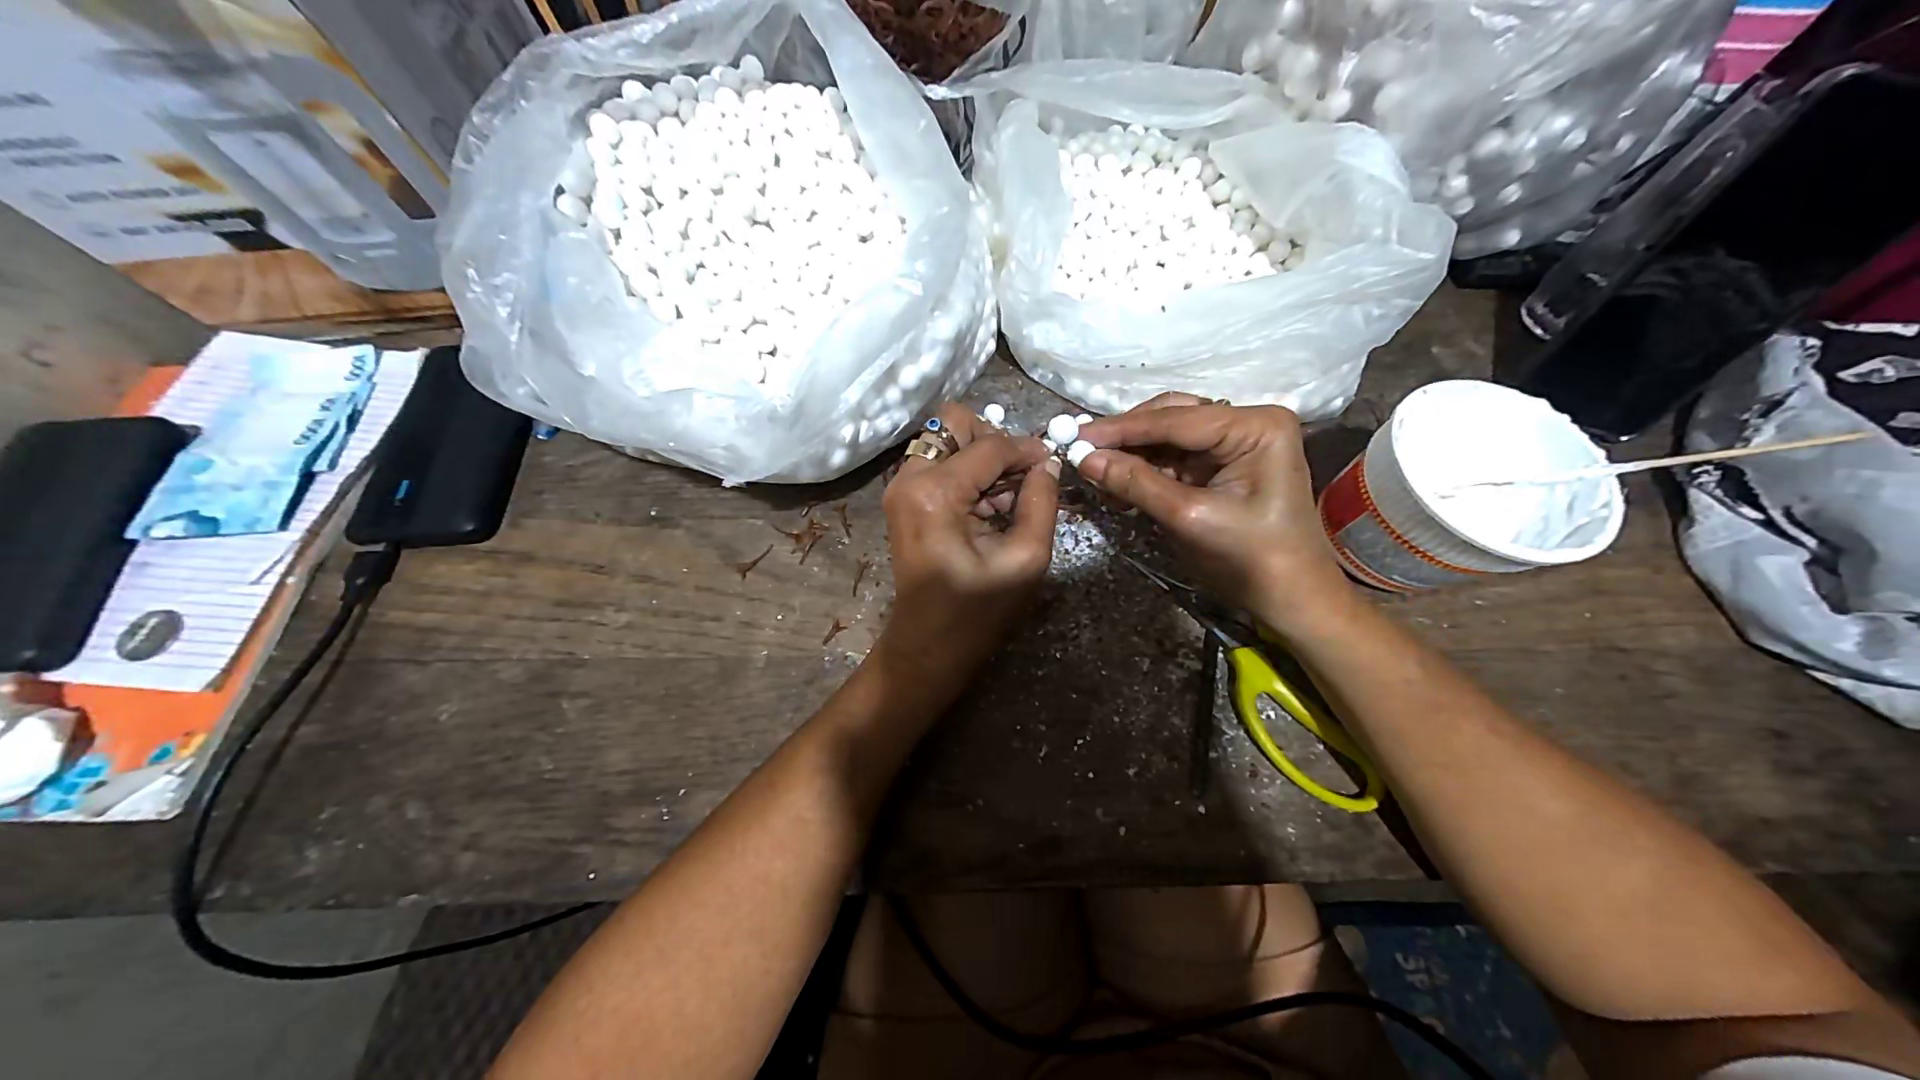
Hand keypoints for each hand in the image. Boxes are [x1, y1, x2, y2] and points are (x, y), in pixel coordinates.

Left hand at [875, 404, 1059, 691]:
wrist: (928, 644)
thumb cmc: (978, 610)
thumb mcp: (1025, 558)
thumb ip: (1041, 502)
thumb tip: (1048, 462)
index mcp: (935, 493)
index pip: (990, 446)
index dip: (1027, 450)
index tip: (1052, 463)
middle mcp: (909, 479)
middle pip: (955, 424)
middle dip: (994, 442)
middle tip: (1019, 477)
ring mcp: (900, 487)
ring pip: (945, 440)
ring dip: (980, 458)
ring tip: (1006, 498)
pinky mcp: (903, 498)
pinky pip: (938, 462)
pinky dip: (966, 472)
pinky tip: (988, 505)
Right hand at [1075, 394, 1352, 633]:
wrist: (1292, 599)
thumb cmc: (1252, 559)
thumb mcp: (1189, 518)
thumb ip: (1136, 483)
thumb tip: (1084, 459)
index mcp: (1255, 426)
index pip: (1176, 419)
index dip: (1122, 428)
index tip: (1075, 435)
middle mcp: (1248, 423)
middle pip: (1171, 419)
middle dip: (1126, 438)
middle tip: (1079, 449)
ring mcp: (1237, 444)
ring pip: (1169, 438)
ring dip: (1132, 455)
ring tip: (1092, 469)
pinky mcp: (1225, 466)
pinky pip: (1176, 459)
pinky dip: (1146, 471)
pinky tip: (1117, 482)